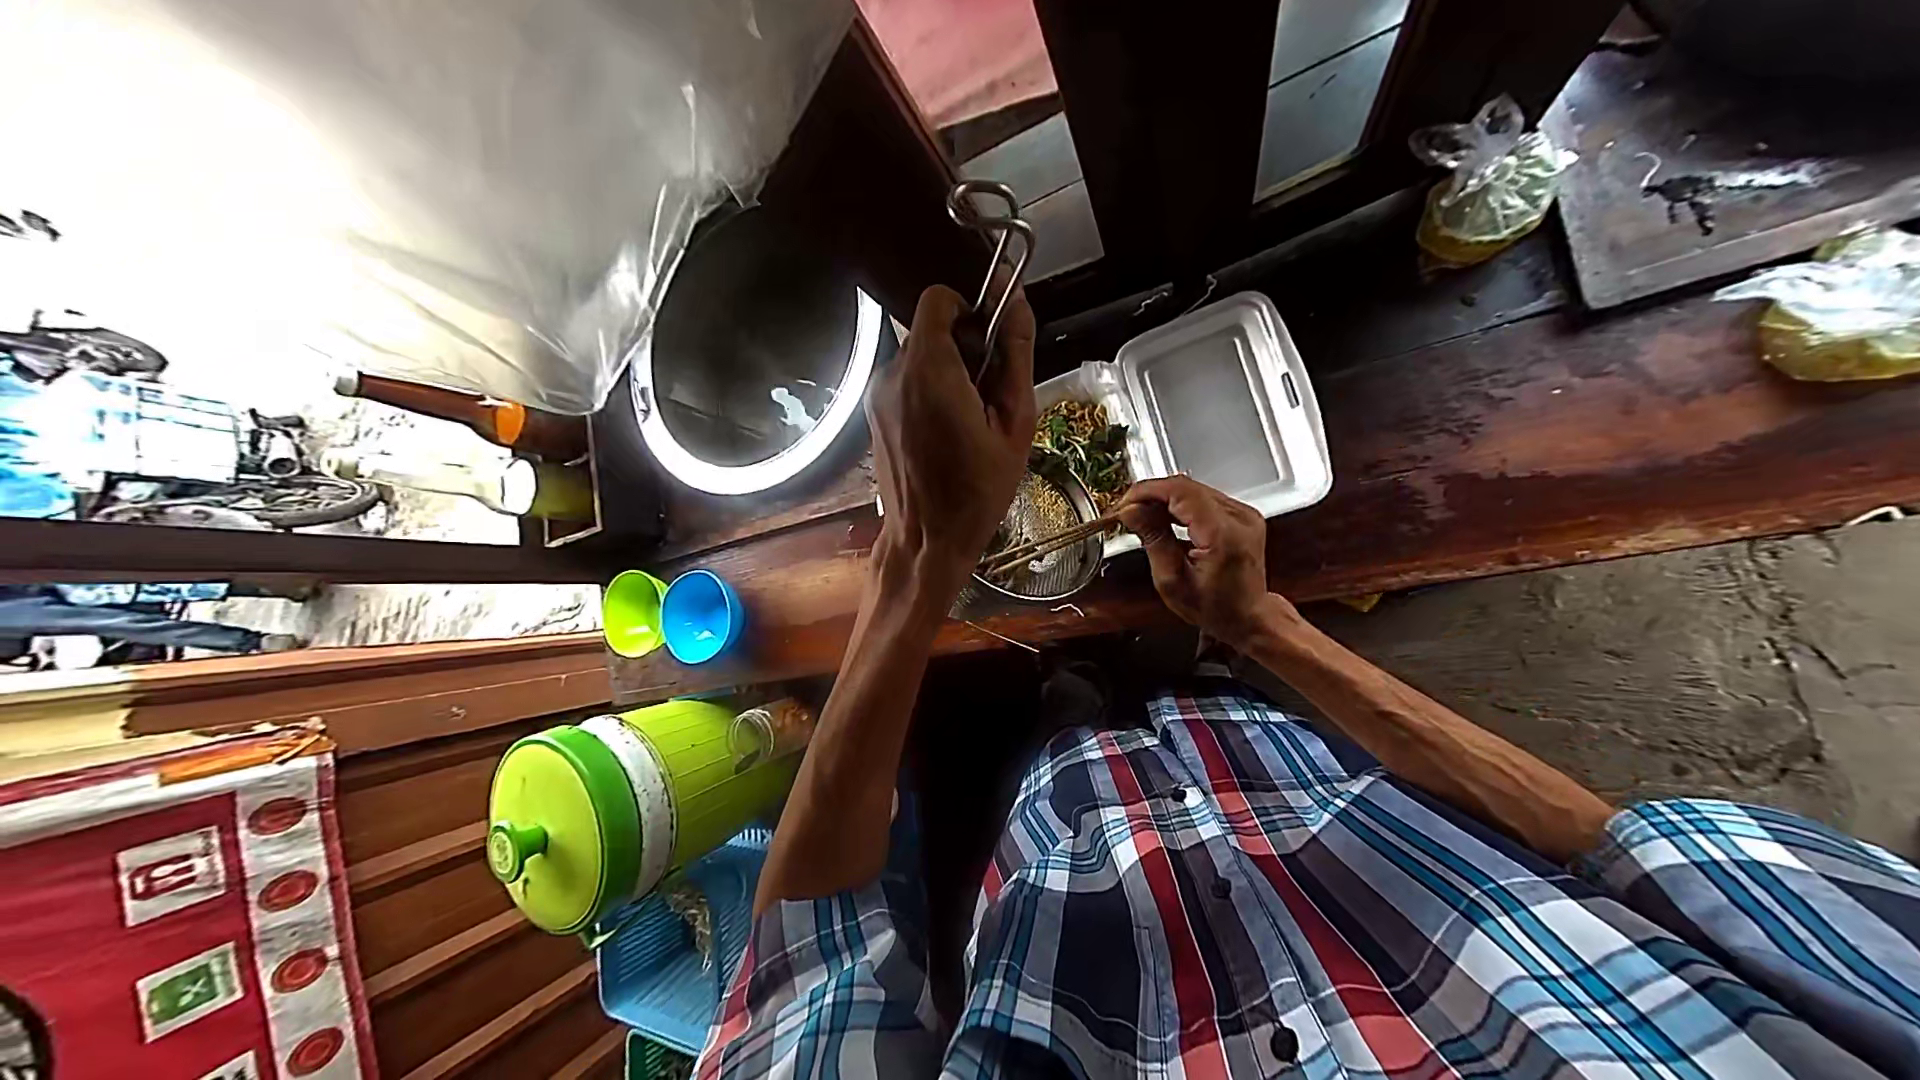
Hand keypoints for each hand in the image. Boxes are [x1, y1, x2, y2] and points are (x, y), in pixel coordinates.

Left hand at [866, 284, 1035, 595]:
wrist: (926, 540)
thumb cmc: (976, 493)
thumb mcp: (1015, 424)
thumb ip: (1016, 355)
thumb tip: (1018, 302)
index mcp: (929, 373)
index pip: (939, 298)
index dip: (971, 311)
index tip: (990, 344)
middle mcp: (893, 376)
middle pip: (930, 328)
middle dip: (964, 347)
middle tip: (986, 394)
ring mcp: (878, 395)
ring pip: (919, 354)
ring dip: (948, 371)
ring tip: (968, 420)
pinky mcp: (874, 412)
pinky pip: (906, 380)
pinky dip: (929, 390)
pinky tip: (946, 430)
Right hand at [1116, 476, 1297, 646]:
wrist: (1247, 617)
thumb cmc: (1215, 608)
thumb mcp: (1171, 579)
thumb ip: (1152, 538)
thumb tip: (1131, 511)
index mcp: (1223, 534)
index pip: (1180, 492)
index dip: (1146, 492)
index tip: (1125, 504)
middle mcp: (1239, 518)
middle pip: (1185, 487)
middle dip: (1150, 495)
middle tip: (1127, 511)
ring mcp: (1242, 513)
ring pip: (1192, 488)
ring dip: (1162, 498)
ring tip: (1141, 516)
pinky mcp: (1240, 514)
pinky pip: (1202, 497)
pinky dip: (1177, 504)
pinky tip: (1162, 517)